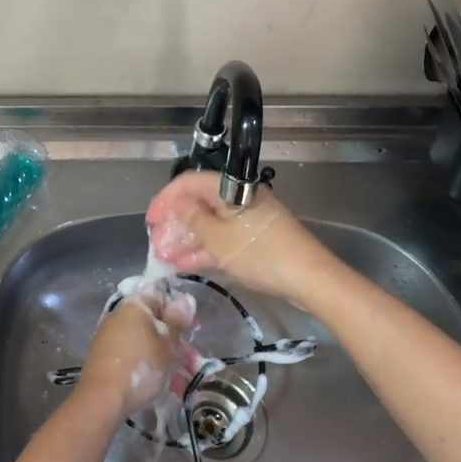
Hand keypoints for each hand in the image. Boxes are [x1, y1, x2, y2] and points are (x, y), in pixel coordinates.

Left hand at [76, 289, 195, 416]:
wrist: (104, 397)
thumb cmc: (142, 364)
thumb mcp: (168, 342)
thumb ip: (178, 320)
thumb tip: (186, 298)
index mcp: (135, 306)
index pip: (161, 298)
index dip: (181, 311)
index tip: (195, 327)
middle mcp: (121, 318)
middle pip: (157, 326)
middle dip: (181, 347)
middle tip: (199, 366)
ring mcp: (113, 339)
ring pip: (150, 346)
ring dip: (173, 363)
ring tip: (190, 385)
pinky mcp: (109, 360)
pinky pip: (138, 359)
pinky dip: (155, 371)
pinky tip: (173, 390)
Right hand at [144, 171, 332, 300]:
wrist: (309, 278)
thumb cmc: (261, 253)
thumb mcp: (219, 238)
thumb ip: (193, 219)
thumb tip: (178, 204)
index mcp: (230, 189)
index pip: (189, 183)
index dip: (166, 199)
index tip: (151, 220)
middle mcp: (238, 200)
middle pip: (199, 204)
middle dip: (175, 223)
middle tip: (157, 242)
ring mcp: (247, 221)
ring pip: (210, 225)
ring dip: (187, 240)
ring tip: (165, 258)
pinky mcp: (254, 241)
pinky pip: (222, 240)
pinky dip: (204, 250)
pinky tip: (184, 265)